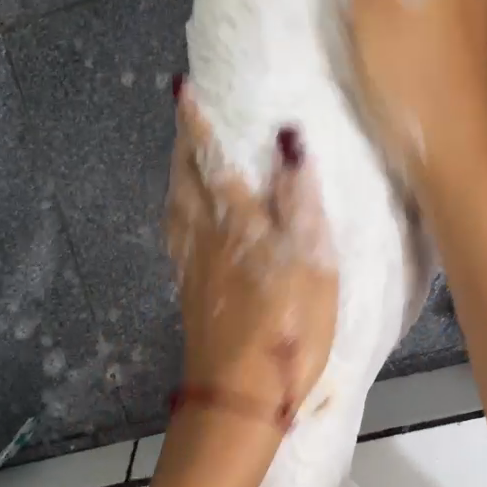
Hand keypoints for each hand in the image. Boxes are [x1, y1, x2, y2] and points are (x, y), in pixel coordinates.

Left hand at [165, 84, 337, 430]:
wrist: (239, 396)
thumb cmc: (287, 331)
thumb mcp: (311, 265)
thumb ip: (299, 202)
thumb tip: (288, 141)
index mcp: (238, 224)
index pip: (213, 162)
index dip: (198, 126)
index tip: (181, 91)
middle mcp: (206, 238)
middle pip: (186, 182)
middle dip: (181, 146)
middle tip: (178, 115)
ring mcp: (194, 269)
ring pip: (176, 209)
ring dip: (174, 177)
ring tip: (176, 159)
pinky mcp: (191, 294)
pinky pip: (175, 239)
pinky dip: (174, 215)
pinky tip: (180, 222)